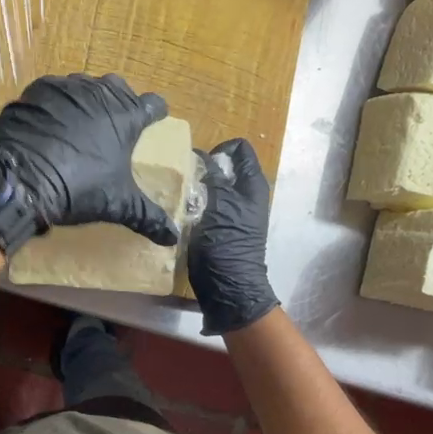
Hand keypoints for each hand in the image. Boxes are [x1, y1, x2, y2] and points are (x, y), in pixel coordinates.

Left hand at [0, 73, 177, 245]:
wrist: (22, 178)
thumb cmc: (79, 187)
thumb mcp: (118, 205)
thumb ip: (148, 217)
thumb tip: (172, 237)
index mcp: (127, 116)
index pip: (154, 104)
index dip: (156, 113)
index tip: (154, 121)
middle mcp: (100, 93)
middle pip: (119, 89)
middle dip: (120, 102)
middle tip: (114, 125)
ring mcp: (67, 88)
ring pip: (85, 87)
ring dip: (86, 101)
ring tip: (80, 123)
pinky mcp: (37, 90)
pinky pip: (53, 92)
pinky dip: (55, 105)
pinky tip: (50, 123)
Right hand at [188, 139, 277, 334]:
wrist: (227, 285)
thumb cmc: (226, 241)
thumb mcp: (219, 202)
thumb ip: (212, 175)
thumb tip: (201, 156)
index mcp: (253, 184)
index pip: (239, 148)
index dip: (219, 150)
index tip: (200, 164)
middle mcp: (246, 195)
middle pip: (223, 168)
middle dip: (203, 169)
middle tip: (185, 179)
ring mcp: (233, 212)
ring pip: (212, 187)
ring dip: (196, 188)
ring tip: (180, 196)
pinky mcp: (220, 227)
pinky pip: (206, 206)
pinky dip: (194, 205)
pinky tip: (181, 213)